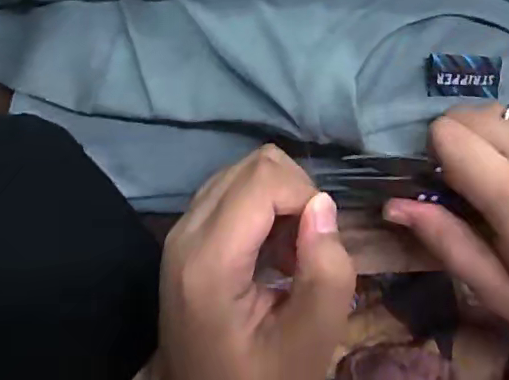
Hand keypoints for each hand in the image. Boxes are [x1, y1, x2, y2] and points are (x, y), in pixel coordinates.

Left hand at [152, 146, 356, 379]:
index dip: (305, 194)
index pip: (264, 177)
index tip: (318, 244)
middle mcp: (186, 232)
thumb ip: (327, 274)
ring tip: (290, 252)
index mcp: (208, 261)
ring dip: (281, 198)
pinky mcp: (186, 231)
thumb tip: (323, 204)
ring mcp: (181, 229)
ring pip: (246, 169)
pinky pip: (234, 187)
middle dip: (295, 193)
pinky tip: (271, 249)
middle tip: (306, 248)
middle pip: (256, 164)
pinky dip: (264, 204)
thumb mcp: (309, 344)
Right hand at [384, 106, 508, 379]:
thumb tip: (392, 204)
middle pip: (467, 115)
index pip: (447, 134)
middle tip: (472, 189)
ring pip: (495, 109)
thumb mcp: (500, 290)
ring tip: (504, 179)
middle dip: (457, 143)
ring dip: (485, 135)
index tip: (447, 189)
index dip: (436, 157)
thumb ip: (445, 240)